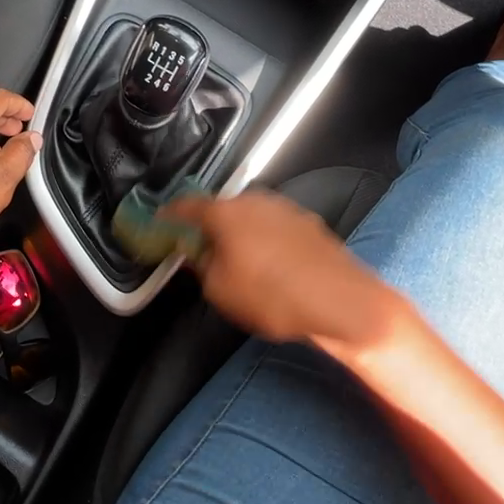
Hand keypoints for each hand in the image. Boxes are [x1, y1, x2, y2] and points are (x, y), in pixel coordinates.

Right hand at [164, 192, 396, 345]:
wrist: (344, 303)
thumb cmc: (274, 297)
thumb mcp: (220, 291)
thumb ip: (201, 266)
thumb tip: (197, 253)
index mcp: (226, 212)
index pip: (186, 205)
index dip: (169, 216)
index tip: (159, 224)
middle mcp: (255, 201)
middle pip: (221, 209)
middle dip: (208, 227)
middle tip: (201, 251)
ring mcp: (286, 208)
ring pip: (250, 217)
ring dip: (240, 233)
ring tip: (239, 263)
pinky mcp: (309, 222)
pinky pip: (275, 227)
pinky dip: (266, 240)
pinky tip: (272, 267)